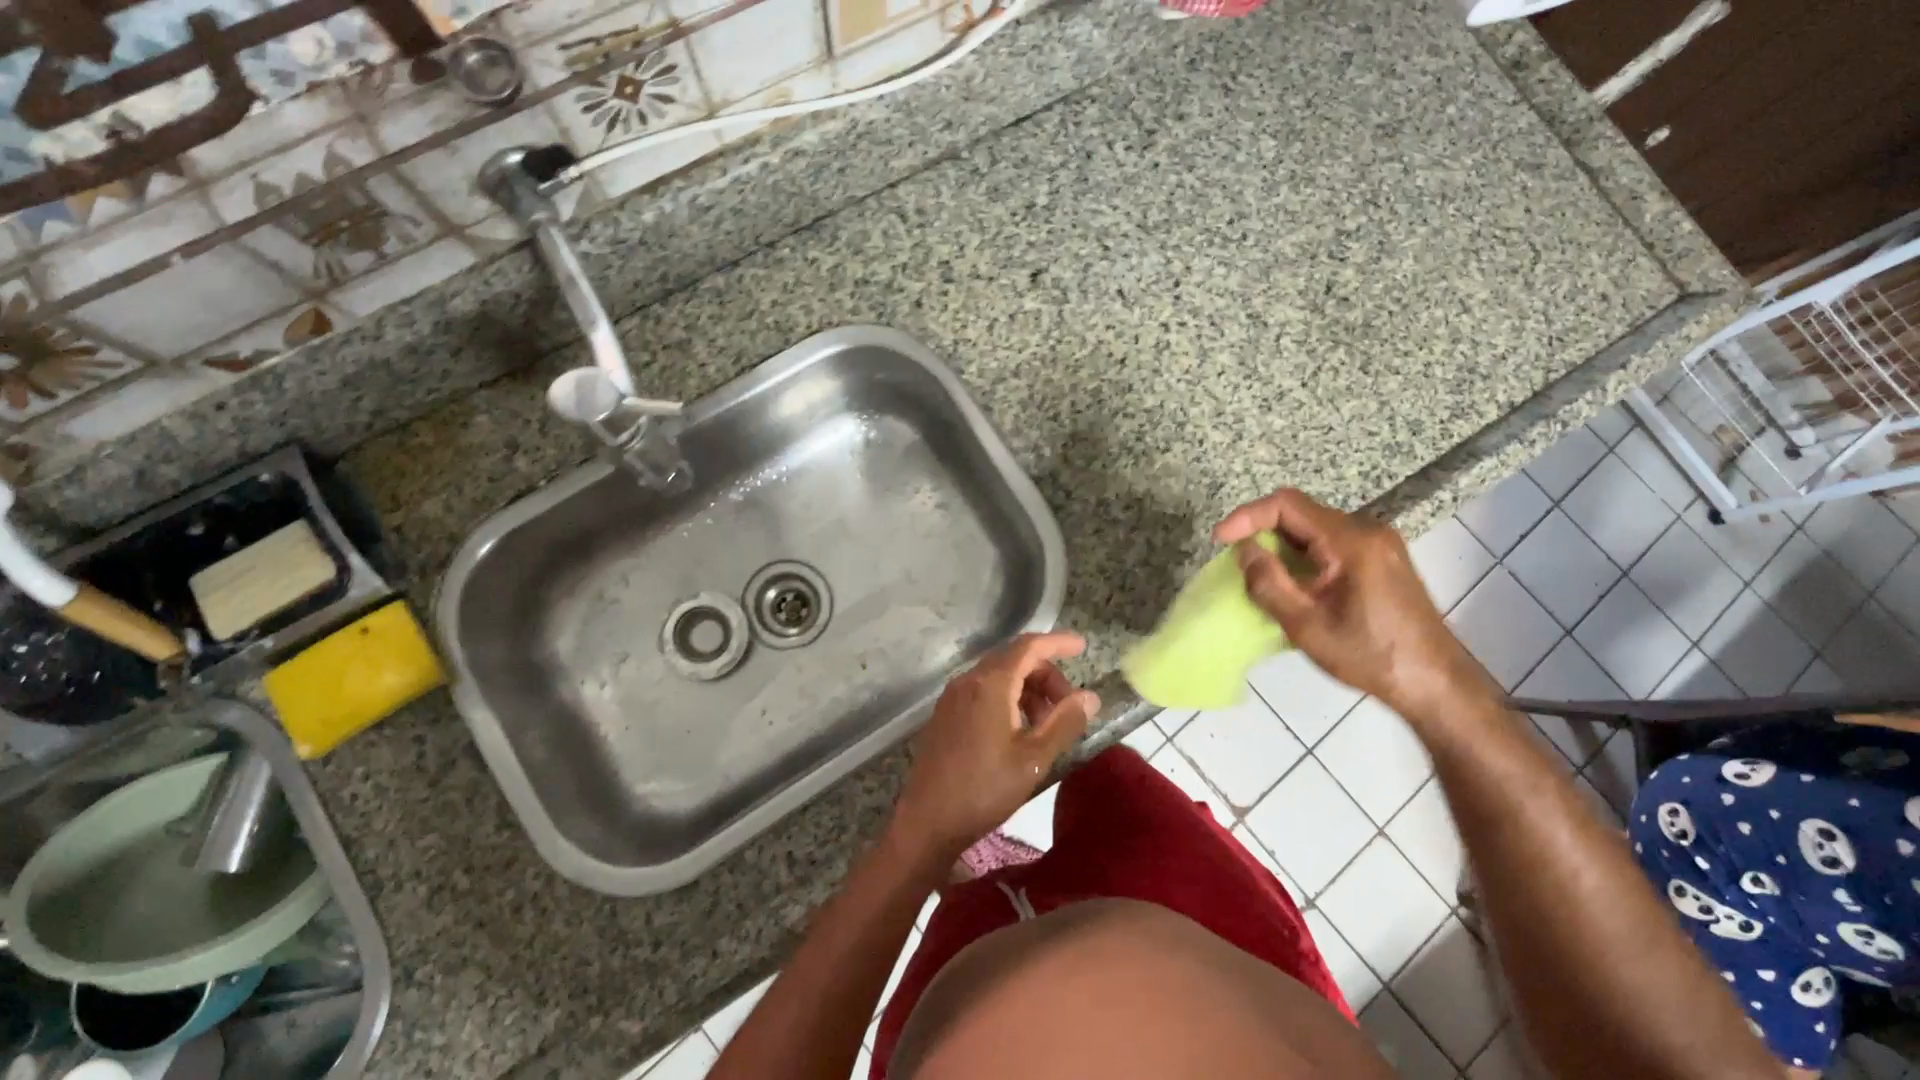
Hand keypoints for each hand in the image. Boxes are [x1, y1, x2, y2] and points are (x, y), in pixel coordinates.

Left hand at [891, 632, 1100, 862]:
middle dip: (1047, 676)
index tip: (1082, 647)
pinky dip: (1007, 700)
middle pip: (1014, 660)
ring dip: (1028, 691)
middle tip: (1069, 708)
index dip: (1058, 642)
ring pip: (998, 677)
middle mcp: (968, 681)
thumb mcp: (1034, 758)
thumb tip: (1090, 696)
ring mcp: (952, 698)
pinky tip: (1019, 733)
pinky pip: (982, 693)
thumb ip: (1064, 722)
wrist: (928, 822)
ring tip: (1047, 726)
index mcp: (990, 684)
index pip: (1029, 647)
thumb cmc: (985, 789)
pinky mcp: (944, 716)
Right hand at [1214, 489, 1498, 720]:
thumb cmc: (1369, 656)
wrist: (1435, 681)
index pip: (1287, 504)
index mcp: (1351, 541)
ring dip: (1283, 545)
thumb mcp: (1306, 625)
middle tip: (1237, 562)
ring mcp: (1379, 543)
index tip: (1219, 540)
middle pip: (1301, 513)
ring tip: (1260, 575)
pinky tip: (1293, 583)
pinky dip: (1304, 554)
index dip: (1246, 516)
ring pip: (1315, 528)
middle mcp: (1368, 530)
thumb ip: (1269, 583)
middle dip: (1262, 531)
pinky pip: (1332, 542)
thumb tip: (1244, 551)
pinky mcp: (1382, 558)